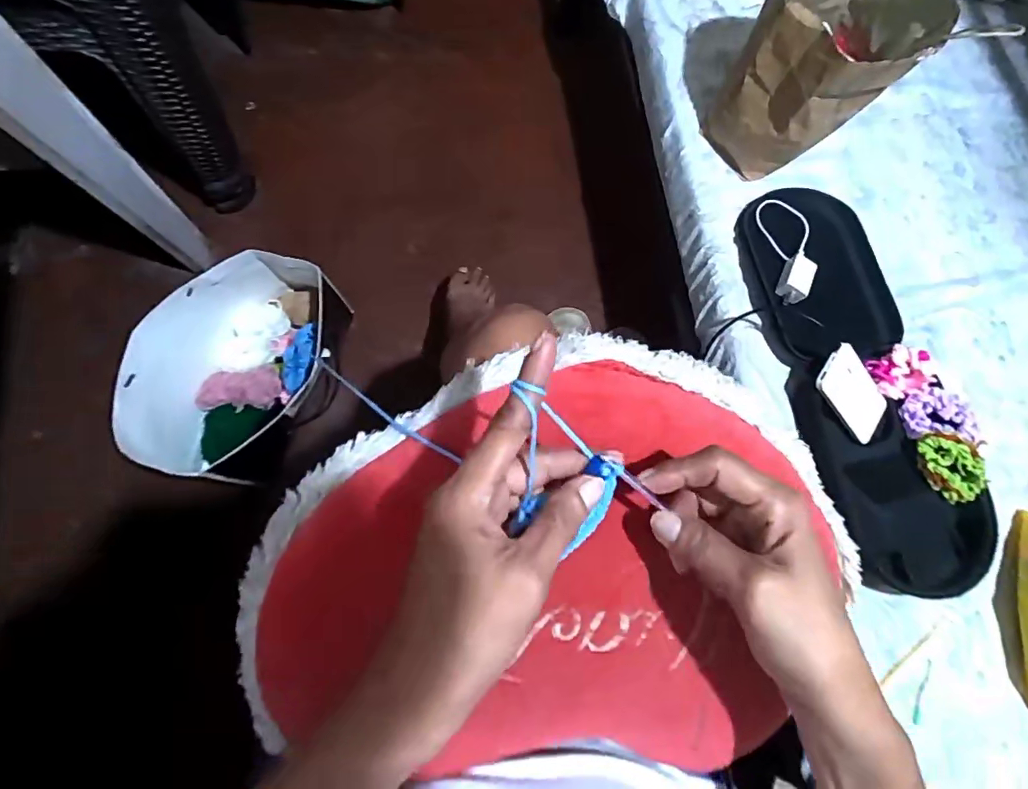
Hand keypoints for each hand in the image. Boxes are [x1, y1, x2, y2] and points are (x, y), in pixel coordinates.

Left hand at [266, 332, 604, 786]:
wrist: (419, 688)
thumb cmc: (474, 628)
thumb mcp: (529, 572)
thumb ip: (561, 517)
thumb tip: (592, 477)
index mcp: (469, 491)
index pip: (509, 423)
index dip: (531, 380)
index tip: (545, 339)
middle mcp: (461, 494)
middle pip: (520, 460)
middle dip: (561, 464)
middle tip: (608, 473)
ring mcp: (459, 518)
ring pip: (516, 488)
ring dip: (551, 493)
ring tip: (592, 500)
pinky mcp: (463, 541)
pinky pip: (506, 512)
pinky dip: (535, 516)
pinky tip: (561, 527)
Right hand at [639, 445, 851, 702]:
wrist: (824, 687)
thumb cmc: (798, 629)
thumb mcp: (749, 586)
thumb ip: (702, 546)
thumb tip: (656, 517)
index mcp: (775, 502)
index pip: (718, 465)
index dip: (678, 470)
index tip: (642, 487)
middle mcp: (764, 506)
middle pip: (707, 483)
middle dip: (679, 503)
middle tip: (665, 539)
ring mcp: (753, 529)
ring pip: (702, 507)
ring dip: (682, 526)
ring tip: (680, 562)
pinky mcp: (743, 552)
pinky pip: (705, 532)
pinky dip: (690, 543)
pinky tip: (687, 567)